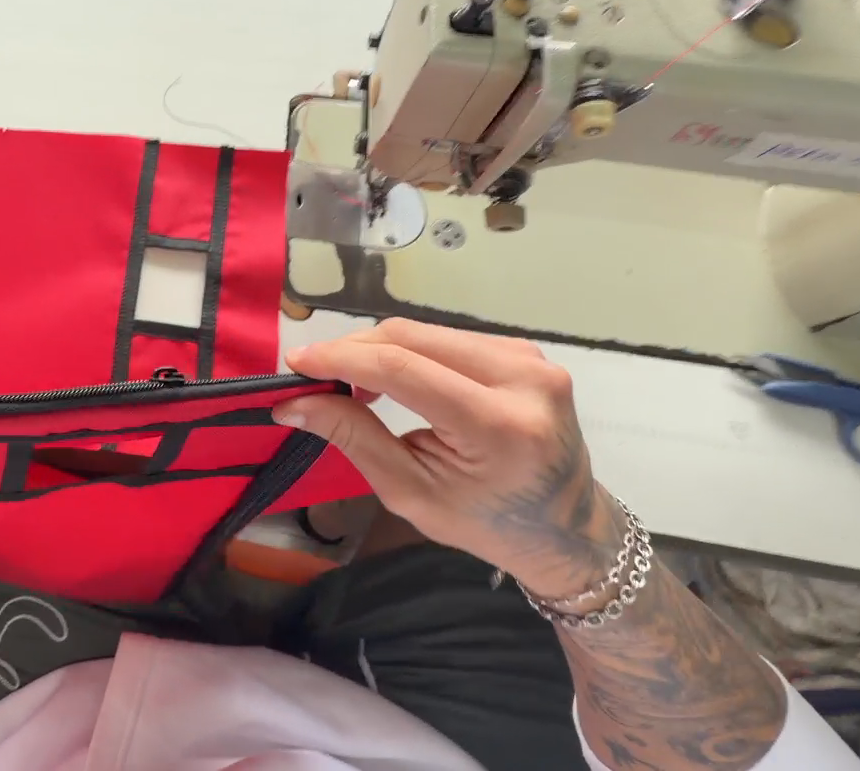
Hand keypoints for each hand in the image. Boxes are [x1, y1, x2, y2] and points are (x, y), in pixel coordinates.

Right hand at [275, 319, 619, 600]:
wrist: (567, 529)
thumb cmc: (485, 522)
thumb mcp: (409, 492)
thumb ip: (352, 437)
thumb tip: (292, 402)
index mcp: (499, 426)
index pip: (401, 369)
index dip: (340, 358)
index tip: (295, 364)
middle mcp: (523, 379)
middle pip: (409, 338)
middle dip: (352, 350)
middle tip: (315, 375)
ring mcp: (530, 359)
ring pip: (424, 331)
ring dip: (376, 350)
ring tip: (352, 382)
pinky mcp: (525, 351)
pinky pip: (444, 337)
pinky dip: (406, 351)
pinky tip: (392, 377)